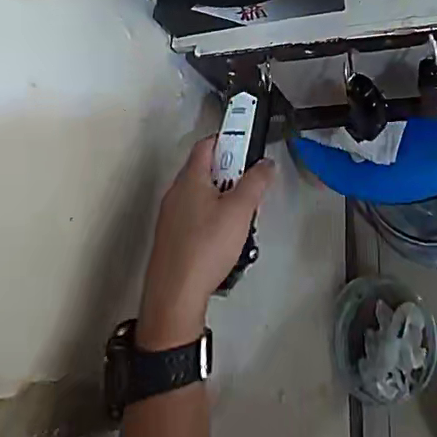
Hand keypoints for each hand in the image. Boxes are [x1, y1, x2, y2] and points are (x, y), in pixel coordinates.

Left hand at [137, 137, 276, 349]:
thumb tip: (265, 164)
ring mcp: (171, 218)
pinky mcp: (172, 239)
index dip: (229, 139)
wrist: (175, 298)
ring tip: (242, 217)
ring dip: (225, 197)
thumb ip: (256, 181)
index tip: (249, 146)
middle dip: (232, 173)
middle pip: (206, 169)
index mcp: (189, 179)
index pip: (207, 144)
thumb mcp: (241, 209)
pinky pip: (196, 215)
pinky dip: (214, 217)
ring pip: (203, 194)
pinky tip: (227, 239)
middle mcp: (176, 194)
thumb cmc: (206, 248)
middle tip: (251, 186)